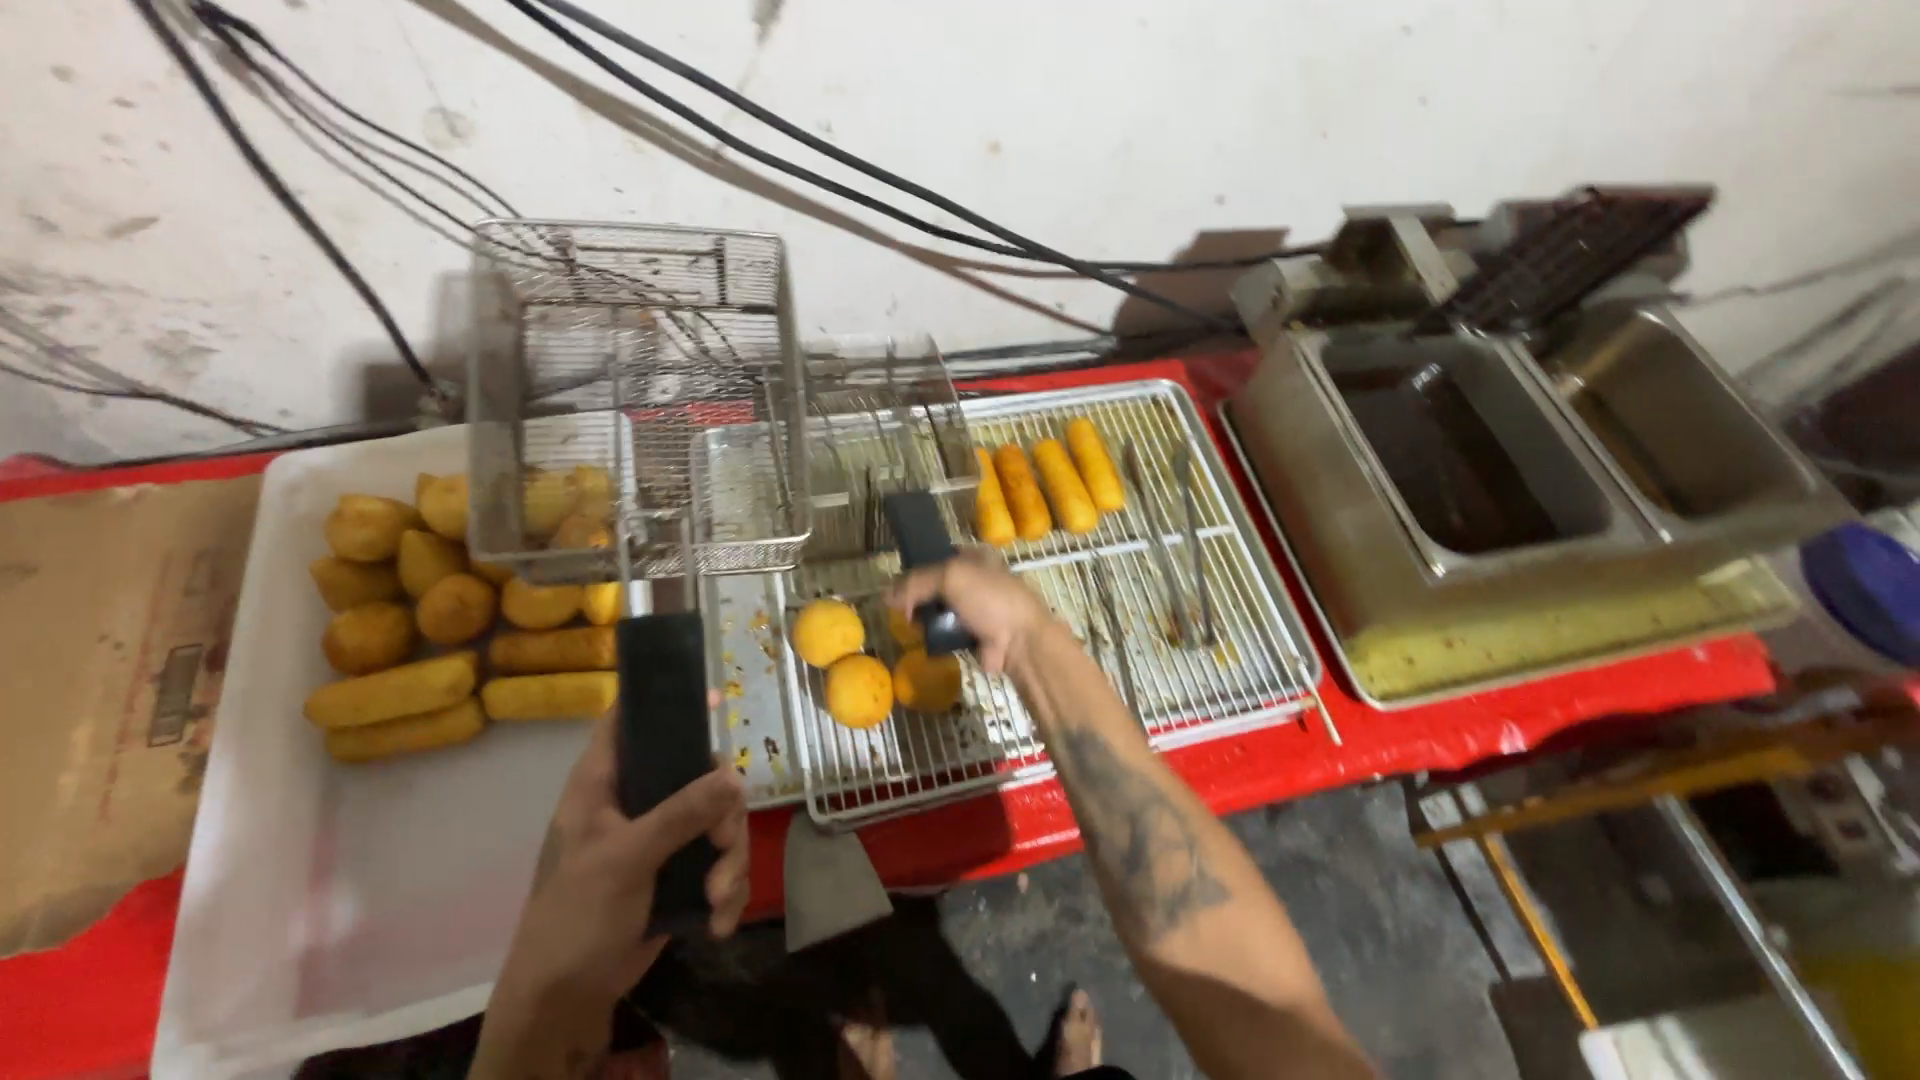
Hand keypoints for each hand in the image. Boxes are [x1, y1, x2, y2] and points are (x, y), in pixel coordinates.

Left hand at [494, 704, 749, 1005]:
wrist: (567, 999)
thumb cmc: (575, 916)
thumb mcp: (625, 859)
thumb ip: (680, 813)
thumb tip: (735, 775)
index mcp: (604, 785)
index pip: (627, 723)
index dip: (663, 702)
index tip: (709, 696)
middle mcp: (636, 803)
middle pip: (700, 776)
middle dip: (724, 815)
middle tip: (722, 844)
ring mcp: (660, 840)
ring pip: (718, 823)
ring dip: (728, 863)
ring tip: (718, 898)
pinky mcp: (678, 875)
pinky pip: (719, 864)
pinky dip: (726, 892)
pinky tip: (717, 920)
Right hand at [888, 548, 1054, 672]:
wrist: (1020, 640)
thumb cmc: (990, 598)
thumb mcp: (951, 576)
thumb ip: (917, 582)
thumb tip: (887, 597)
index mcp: (976, 558)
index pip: (938, 556)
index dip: (917, 567)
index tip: (898, 582)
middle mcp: (975, 580)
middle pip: (934, 585)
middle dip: (917, 596)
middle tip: (902, 607)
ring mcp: (974, 609)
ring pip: (937, 609)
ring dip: (923, 617)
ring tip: (911, 624)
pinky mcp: (971, 634)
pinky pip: (944, 630)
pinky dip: (934, 634)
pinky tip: (924, 638)